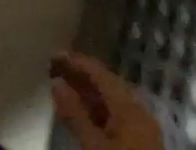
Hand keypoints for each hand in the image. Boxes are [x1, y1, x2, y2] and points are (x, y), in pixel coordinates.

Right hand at [50, 52, 164, 149]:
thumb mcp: (94, 146)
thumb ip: (75, 114)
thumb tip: (57, 83)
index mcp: (130, 108)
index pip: (101, 74)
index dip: (77, 62)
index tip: (53, 54)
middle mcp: (139, 112)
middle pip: (107, 85)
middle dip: (80, 76)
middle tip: (53, 69)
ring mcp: (142, 128)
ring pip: (111, 102)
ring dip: (87, 94)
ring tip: (62, 89)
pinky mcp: (141, 143)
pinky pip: (115, 117)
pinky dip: (96, 112)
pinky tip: (80, 115)